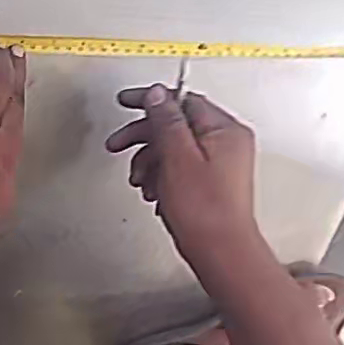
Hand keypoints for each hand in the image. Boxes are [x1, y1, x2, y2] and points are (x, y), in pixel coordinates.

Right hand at [103, 85, 258, 256]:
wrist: (218, 248)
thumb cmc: (205, 210)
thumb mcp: (178, 158)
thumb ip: (166, 122)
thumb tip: (156, 96)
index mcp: (224, 130)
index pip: (181, 100)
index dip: (150, 100)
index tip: (126, 101)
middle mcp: (225, 142)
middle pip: (173, 124)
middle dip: (142, 137)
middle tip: (118, 144)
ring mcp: (217, 161)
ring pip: (170, 147)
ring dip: (148, 161)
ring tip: (141, 179)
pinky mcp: (207, 179)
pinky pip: (175, 165)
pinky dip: (158, 175)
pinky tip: (153, 190)